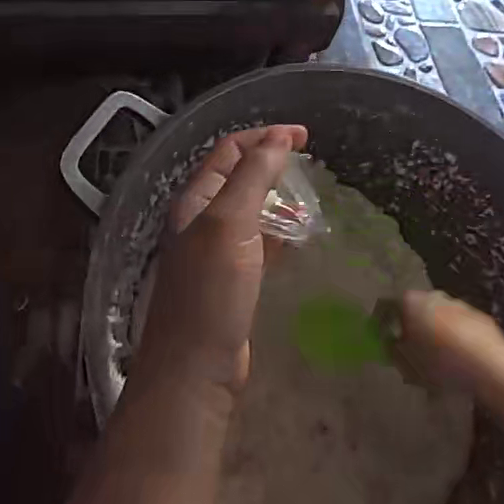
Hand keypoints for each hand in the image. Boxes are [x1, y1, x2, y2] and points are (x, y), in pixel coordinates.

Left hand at [137, 125, 307, 395]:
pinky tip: (297, 236)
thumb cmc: (211, 291)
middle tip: (309, 163)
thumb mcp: (230, 223)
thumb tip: (278, 137)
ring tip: (309, 197)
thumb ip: (253, 177)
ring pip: (249, 208)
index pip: (229, 150)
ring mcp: (215, 250)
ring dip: (277, 196)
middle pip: (238, 175)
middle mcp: (201, 219)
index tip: (304, 136)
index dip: (265, 136)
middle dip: (271, 162)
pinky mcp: (231, 277)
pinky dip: (277, 230)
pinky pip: (257, 240)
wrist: (196, 367)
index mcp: (194, 199)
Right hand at [388, 290, 503, 400]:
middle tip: (407, 350)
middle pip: (415, 309)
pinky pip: (459, 329)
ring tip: (434, 361)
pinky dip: (455, 341)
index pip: (387, 305)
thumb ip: (392, 350)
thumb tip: (389, 343)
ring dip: (434, 334)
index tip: (379, 338)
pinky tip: (457, 363)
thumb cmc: (439, 362)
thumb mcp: (405, 363)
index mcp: (410, 301)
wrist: (490, 366)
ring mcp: (460, 305)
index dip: (380, 322)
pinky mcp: (481, 319)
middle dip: (410, 327)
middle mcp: (434, 296)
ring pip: (439, 318)